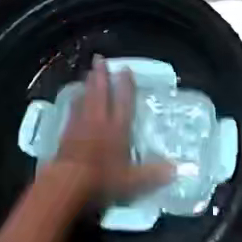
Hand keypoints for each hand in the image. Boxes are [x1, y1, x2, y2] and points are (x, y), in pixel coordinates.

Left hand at [51, 56, 173, 202]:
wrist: (68, 183)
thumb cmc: (102, 181)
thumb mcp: (132, 182)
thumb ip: (152, 174)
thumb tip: (175, 169)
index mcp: (118, 129)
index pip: (124, 102)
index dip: (126, 85)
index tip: (125, 69)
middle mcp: (100, 120)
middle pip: (101, 92)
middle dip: (101, 74)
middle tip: (99, 58)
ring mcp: (81, 124)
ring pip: (86, 97)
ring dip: (88, 83)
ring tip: (88, 72)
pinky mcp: (66, 131)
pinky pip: (73, 109)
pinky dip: (75, 100)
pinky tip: (74, 97)